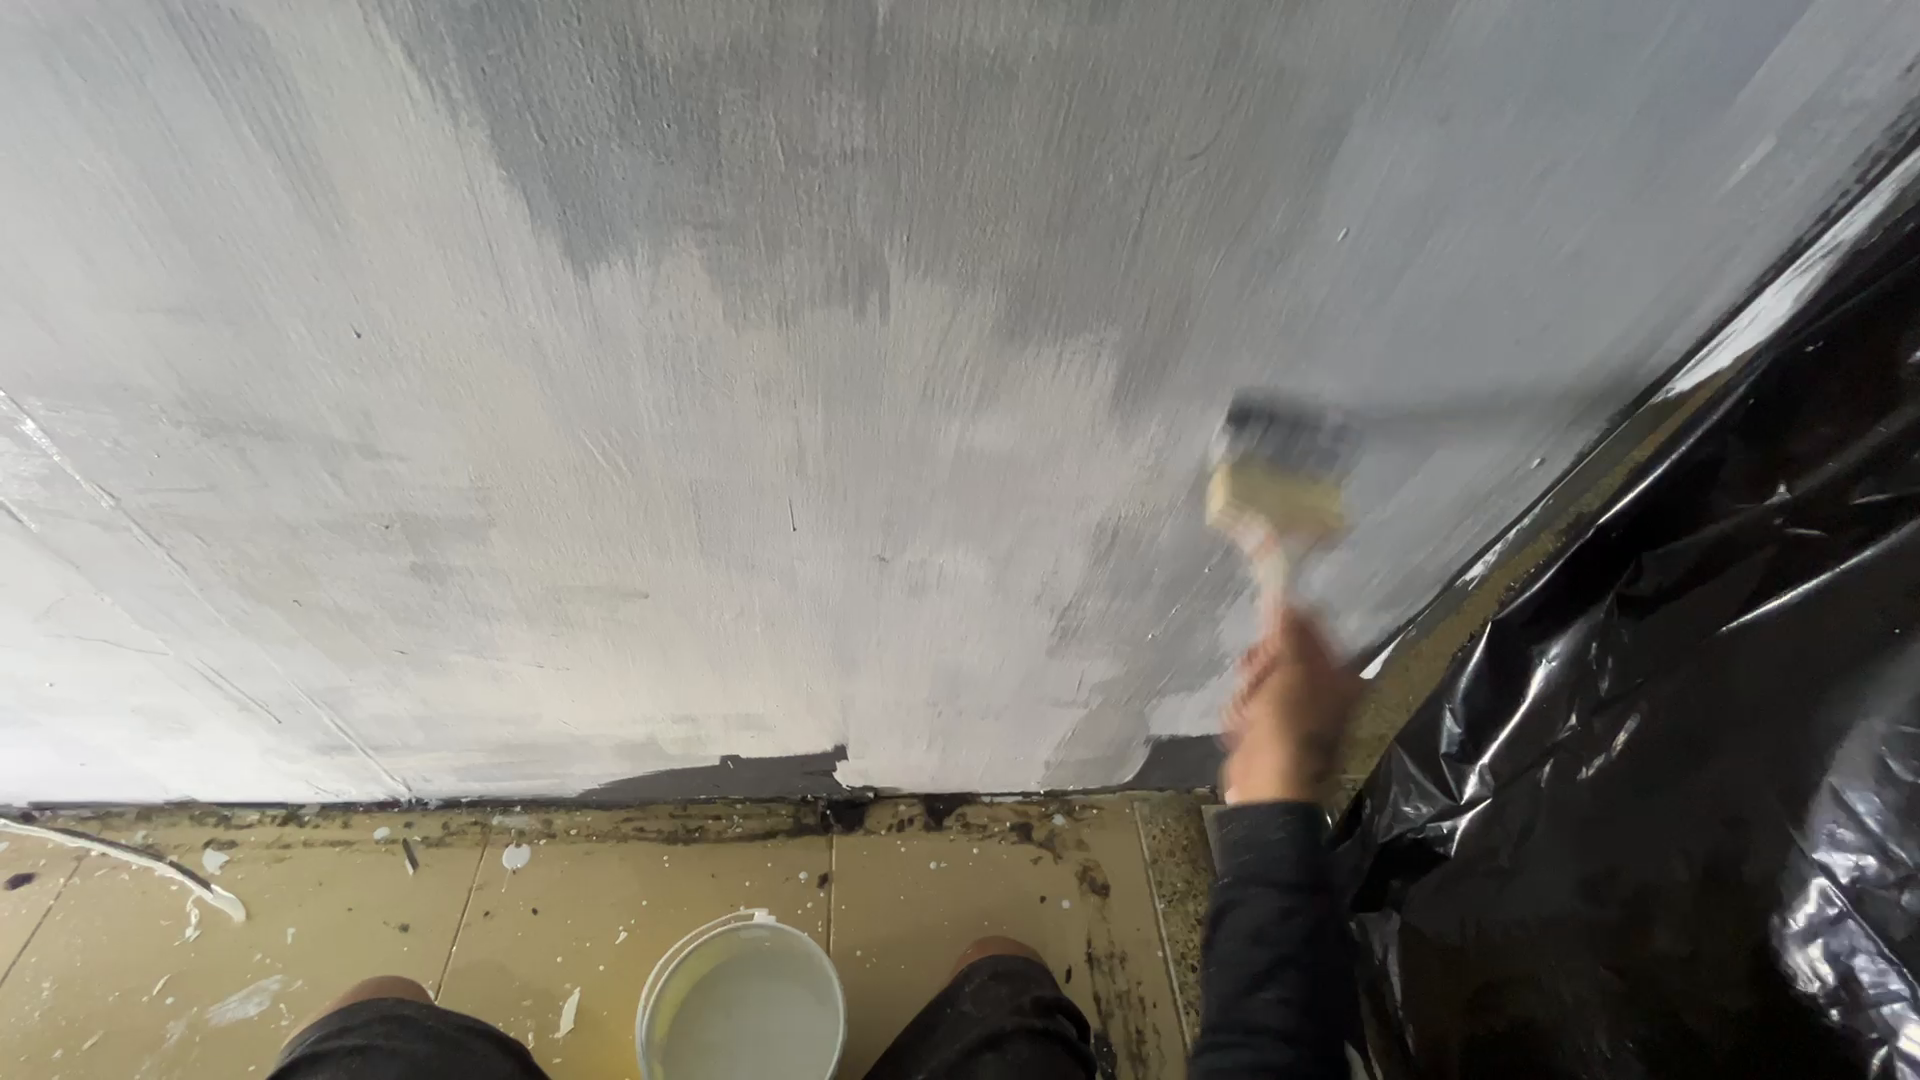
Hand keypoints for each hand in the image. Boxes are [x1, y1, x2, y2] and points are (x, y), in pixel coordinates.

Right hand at [1221, 606, 1362, 804]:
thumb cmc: (1289, 727)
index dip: (1284, 632)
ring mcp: (1291, 710)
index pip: (1311, 633)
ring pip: (1256, 678)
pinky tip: (1242, 728)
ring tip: (1248, 714)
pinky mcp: (1266, 726)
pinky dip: (1239, 714)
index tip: (1265, 640)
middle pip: (1279, 655)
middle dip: (1259, 668)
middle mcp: (1319, 691)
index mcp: (1338, 677)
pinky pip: (1245, 703)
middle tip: (1255, 678)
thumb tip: (1287, 599)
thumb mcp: (1292, 673)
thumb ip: (1290, 634)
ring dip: (1245, 694)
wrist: (1268, 783)